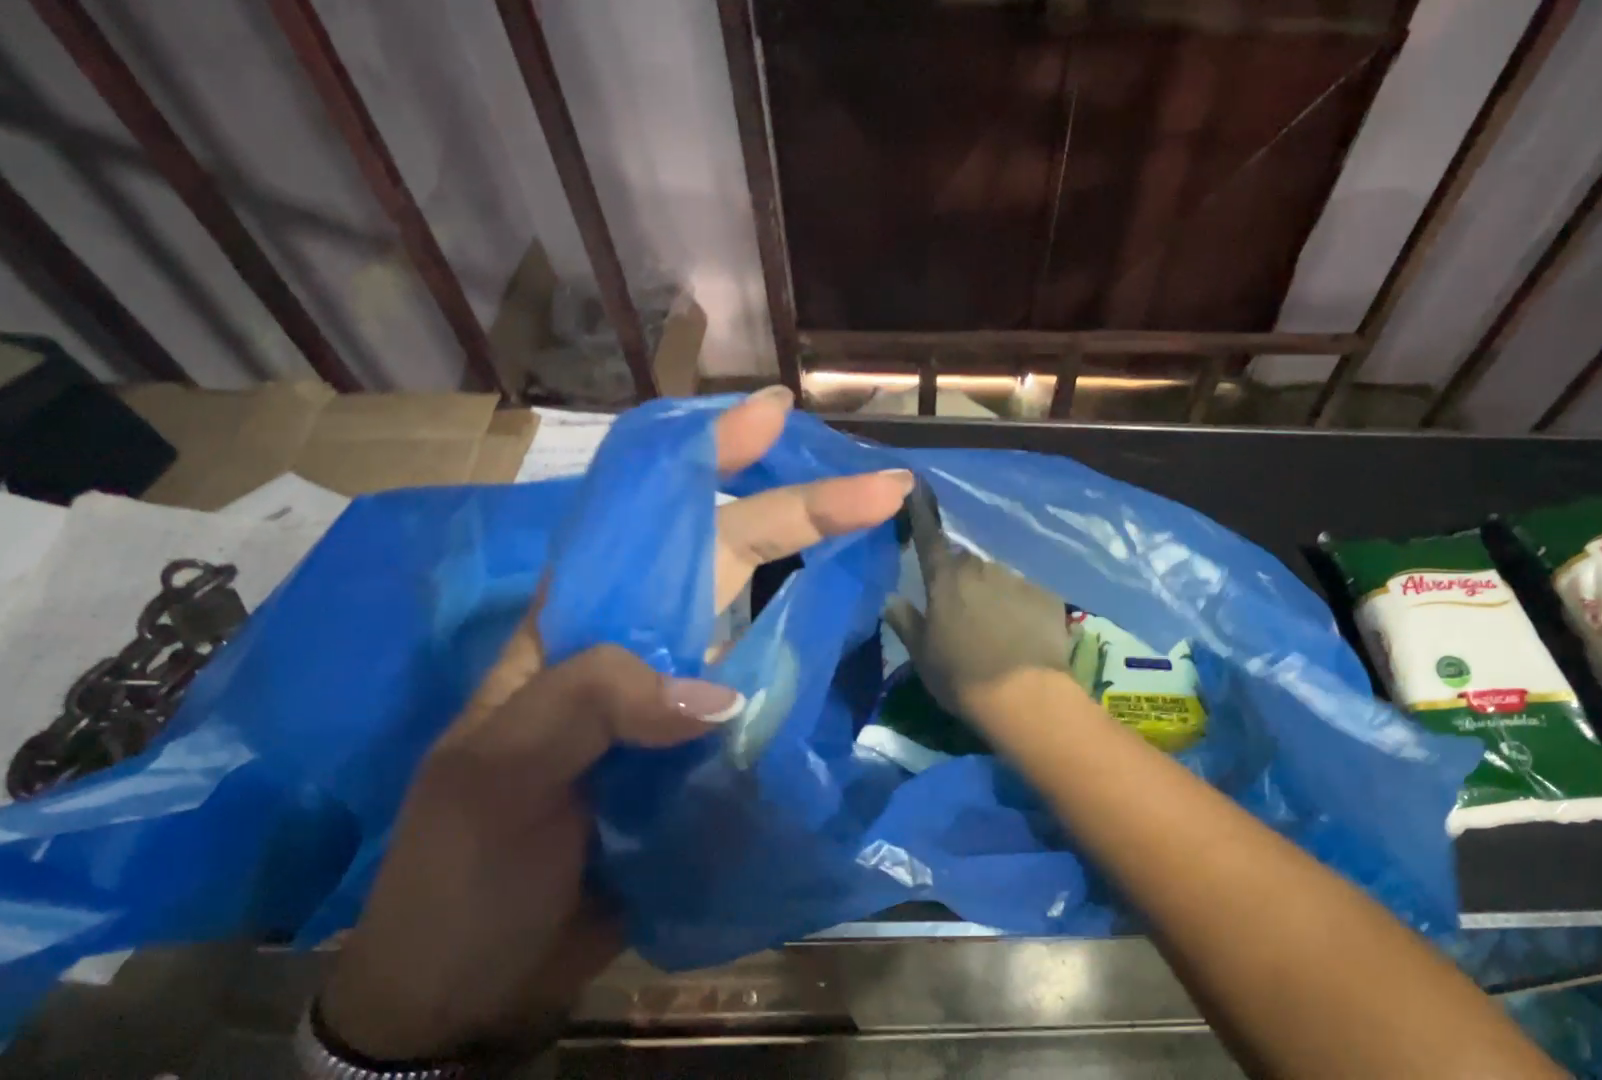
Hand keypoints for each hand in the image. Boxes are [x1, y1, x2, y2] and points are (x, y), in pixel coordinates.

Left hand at [319, 387, 913, 1061]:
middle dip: (795, 510)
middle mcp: (638, 650)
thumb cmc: (462, 869)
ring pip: (757, 624)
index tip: (775, 416)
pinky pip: (771, 701)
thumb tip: (720, 689)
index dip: (712, 462)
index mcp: (578, 626)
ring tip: (883, 547)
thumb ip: (593, 705)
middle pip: (724, 559)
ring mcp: (678, 707)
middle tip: (878, 486)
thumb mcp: (497, 774)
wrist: (470, 981)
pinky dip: (815, 668)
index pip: (652, 523)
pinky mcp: (708, 763)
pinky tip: (860, 651)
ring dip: (817, 580)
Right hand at [883, 515, 1071, 721]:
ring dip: (993, 591)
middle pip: (966, 561)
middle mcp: (981, 568)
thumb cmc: (961, 677)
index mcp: (944, 579)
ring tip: (996, 624)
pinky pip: (1027, 592)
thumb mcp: (922, 655)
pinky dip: (1022, 606)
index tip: (917, 488)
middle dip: (962, 575)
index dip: (921, 513)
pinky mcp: (1047, 595)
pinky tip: (1023, 632)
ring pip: (998, 576)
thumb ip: (905, 621)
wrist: (1025, 696)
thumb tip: (891, 598)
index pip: (928, 537)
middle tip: (962, 605)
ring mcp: (1017, 578)